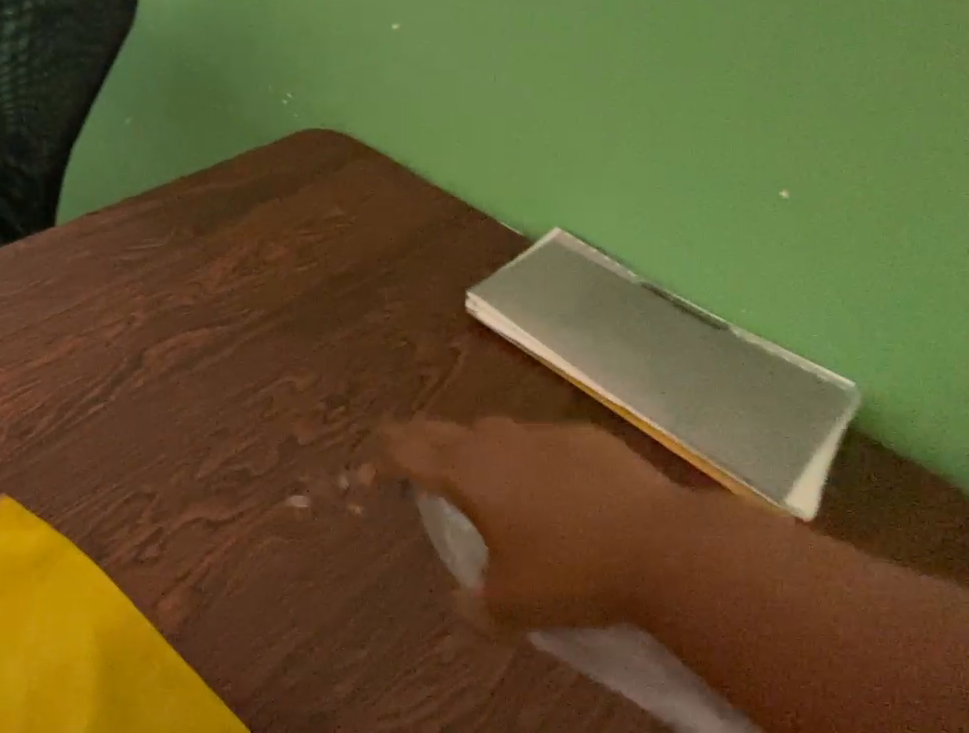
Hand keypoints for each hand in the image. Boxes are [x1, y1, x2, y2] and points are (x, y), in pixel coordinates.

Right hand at [380, 417, 692, 630]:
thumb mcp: (516, 604)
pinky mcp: (585, 438)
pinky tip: (555, 482)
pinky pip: (544, 442)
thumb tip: (463, 605)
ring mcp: (540, 435)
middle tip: (407, 454)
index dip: (379, 461)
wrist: (668, 548)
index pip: (402, 452)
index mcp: (462, 473)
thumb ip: (478, 604)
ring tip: (484, 472)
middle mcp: (491, 443)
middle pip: (437, 430)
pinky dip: (535, 457)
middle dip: (415, 441)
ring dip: (477, 448)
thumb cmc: (573, 572)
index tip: (367, 473)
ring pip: (491, 431)